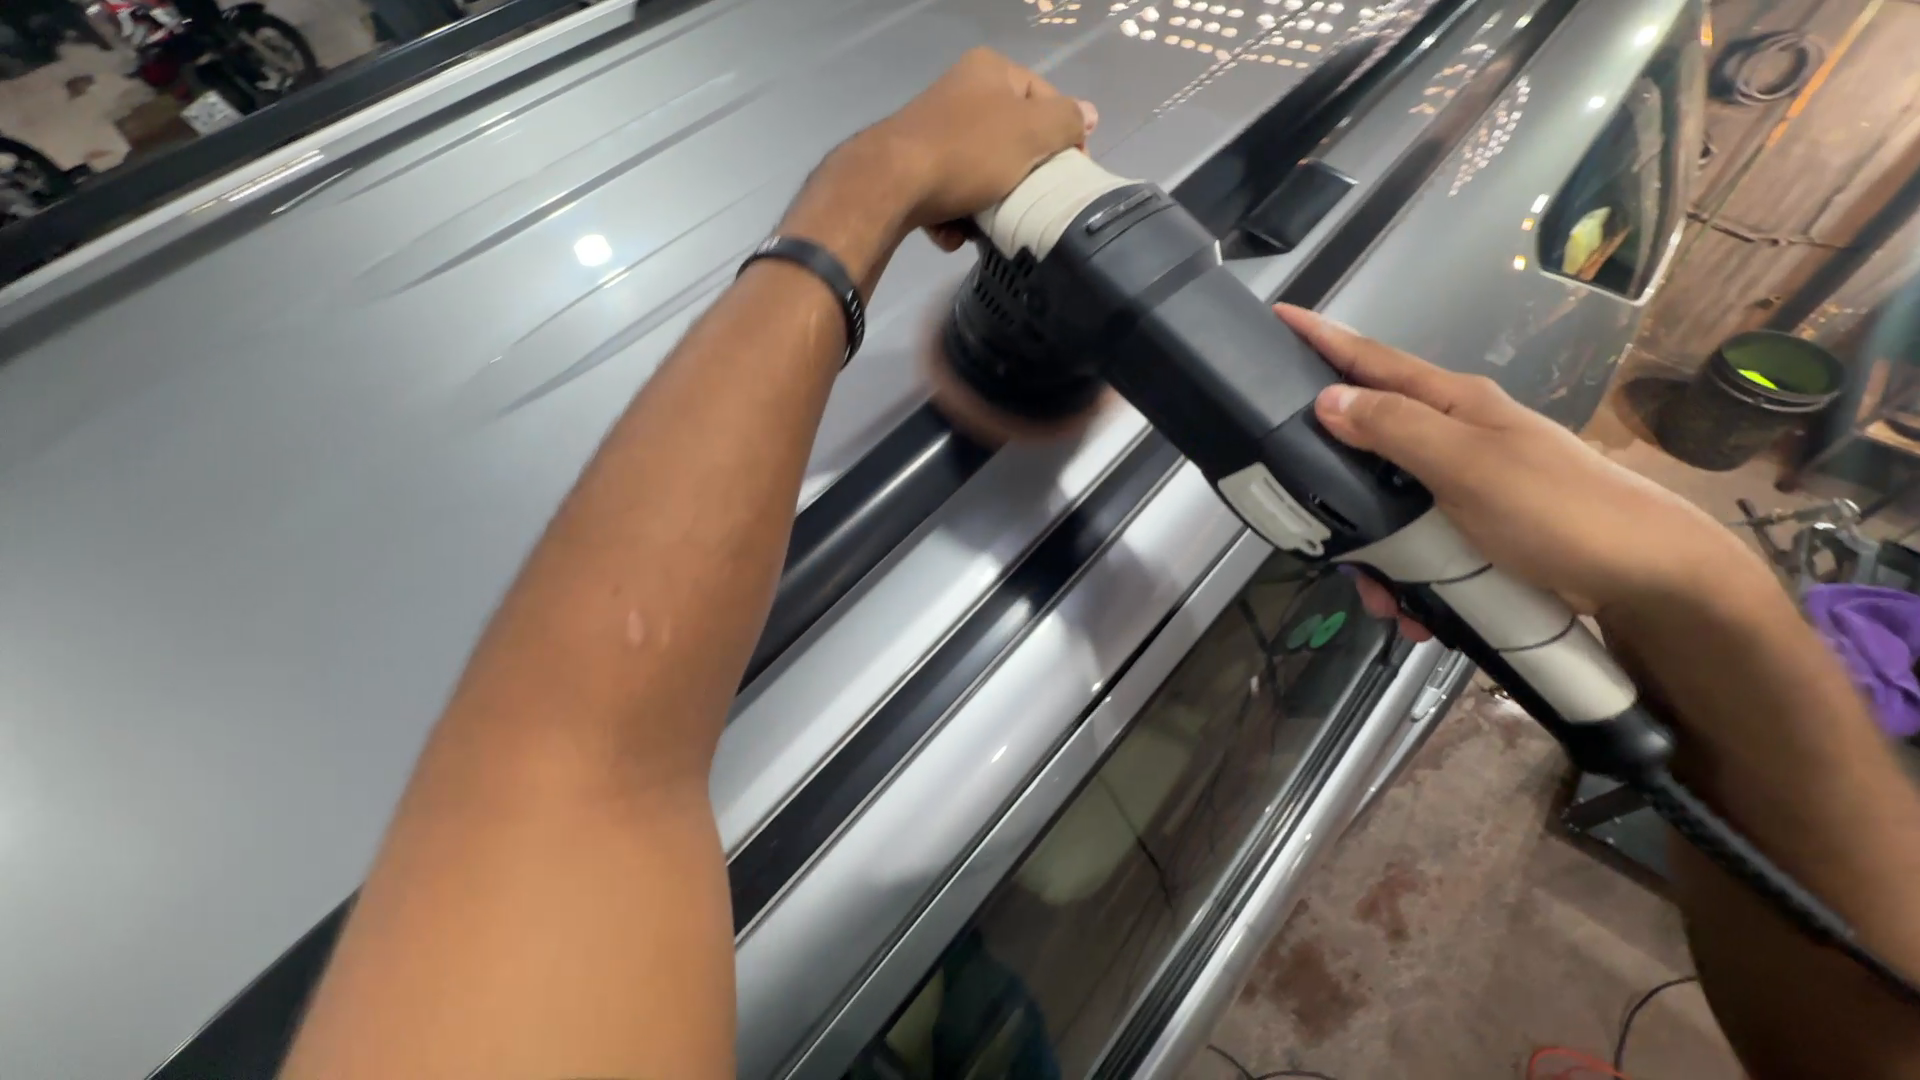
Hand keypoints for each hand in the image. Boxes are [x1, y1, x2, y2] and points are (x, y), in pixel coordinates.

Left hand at [867, 47, 1097, 243]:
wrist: (892, 185)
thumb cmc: (968, 152)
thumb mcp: (1030, 133)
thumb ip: (1065, 122)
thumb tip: (1088, 116)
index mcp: (990, 71)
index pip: (1044, 100)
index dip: (1062, 137)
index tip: (1068, 175)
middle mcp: (959, 94)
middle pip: (1011, 141)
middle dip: (1020, 178)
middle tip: (1028, 204)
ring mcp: (933, 133)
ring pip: (979, 174)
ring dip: (986, 206)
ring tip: (985, 224)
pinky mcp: (912, 171)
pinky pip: (949, 196)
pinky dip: (955, 218)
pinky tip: (952, 231)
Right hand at [1273, 304, 1770, 637]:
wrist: (1650, 580)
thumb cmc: (1559, 510)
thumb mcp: (1467, 464)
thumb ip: (1395, 428)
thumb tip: (1327, 400)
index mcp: (1452, 405)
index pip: (1372, 360)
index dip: (1322, 339)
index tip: (1276, 318)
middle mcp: (1453, 437)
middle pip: (1366, 442)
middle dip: (1334, 483)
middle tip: (1308, 515)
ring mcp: (1463, 484)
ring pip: (1386, 507)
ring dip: (1374, 554)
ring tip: (1380, 594)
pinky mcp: (1473, 529)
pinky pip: (1416, 546)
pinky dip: (1406, 579)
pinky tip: (1412, 607)